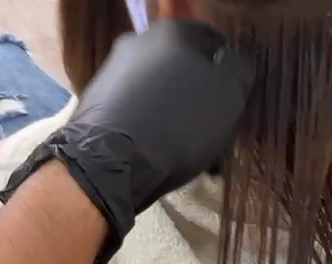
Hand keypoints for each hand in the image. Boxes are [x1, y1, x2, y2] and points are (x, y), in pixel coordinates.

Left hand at [0, 20, 253, 263]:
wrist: (109, 164)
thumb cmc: (176, 128)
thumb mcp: (226, 99)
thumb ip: (239, 72)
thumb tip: (235, 62)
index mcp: (175, 30)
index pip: (212, 42)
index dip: (223, 74)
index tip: (225, 103)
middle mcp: (138, 40)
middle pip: (177, 64)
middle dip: (190, 90)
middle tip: (200, 125)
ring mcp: (111, 70)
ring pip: (150, 87)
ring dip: (162, 108)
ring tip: (171, 143)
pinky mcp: (92, 103)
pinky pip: (128, 110)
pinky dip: (139, 124)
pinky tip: (145, 148)